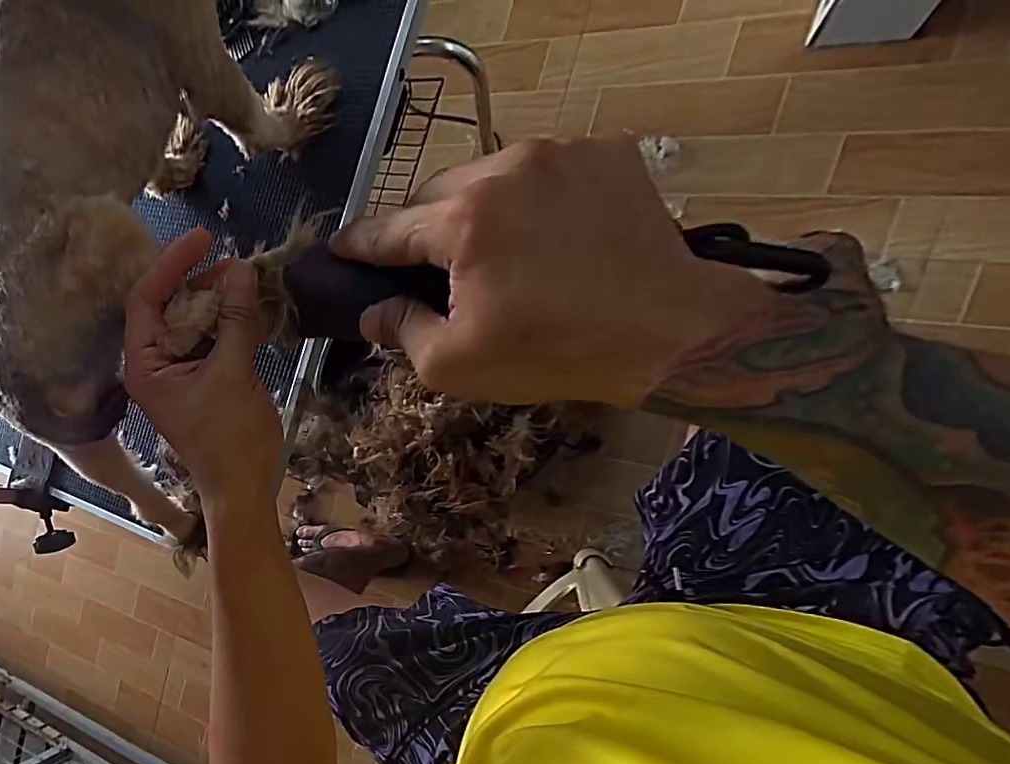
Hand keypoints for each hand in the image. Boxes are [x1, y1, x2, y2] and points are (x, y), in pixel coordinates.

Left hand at [124, 227, 280, 514]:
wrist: (246, 490)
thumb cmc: (230, 441)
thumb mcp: (233, 375)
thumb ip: (236, 320)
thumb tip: (243, 270)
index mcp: (145, 365)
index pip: (146, 299)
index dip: (172, 265)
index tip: (204, 238)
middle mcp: (157, 365)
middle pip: (172, 308)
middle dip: (203, 285)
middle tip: (237, 265)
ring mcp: (184, 374)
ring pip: (198, 324)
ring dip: (223, 304)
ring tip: (251, 284)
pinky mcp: (209, 382)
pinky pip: (217, 343)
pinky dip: (235, 327)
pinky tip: (256, 312)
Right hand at [331, 136, 774, 405]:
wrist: (664, 335)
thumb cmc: (553, 355)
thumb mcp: (460, 365)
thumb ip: (403, 332)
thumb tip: (373, 313)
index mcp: (463, 220)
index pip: (390, 226)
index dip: (362, 243)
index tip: (345, 249)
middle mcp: (507, 167)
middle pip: (439, 192)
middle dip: (427, 229)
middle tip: (436, 270)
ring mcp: (562, 152)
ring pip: (494, 175)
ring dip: (483, 211)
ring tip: (504, 257)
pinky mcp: (606, 153)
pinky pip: (549, 172)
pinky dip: (538, 201)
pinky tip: (554, 240)